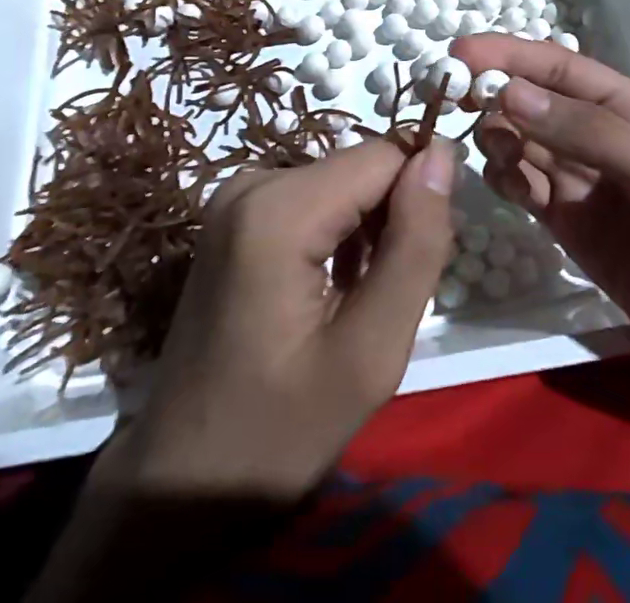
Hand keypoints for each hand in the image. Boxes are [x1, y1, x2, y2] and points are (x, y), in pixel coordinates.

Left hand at [121, 139, 455, 498]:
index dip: (420, 198)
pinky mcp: (233, 219)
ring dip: (369, 231)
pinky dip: (339, 236)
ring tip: (362, 301)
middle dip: (393, 218)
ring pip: (341, 183)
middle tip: (390, 295)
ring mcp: (234, 199)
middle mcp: (250, 184)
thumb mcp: (372, 348)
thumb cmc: (284, 426)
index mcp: (278, 210)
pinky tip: (334, 292)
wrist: (187, 475)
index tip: (426, 260)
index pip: (384, 156)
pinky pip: (312, 200)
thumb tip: (442, 155)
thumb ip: (416, 245)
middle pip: (360, 168)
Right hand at [452, 35, 629, 592]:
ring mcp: (591, 189)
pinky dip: (508, 182)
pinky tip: (502, 184)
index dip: (514, 57)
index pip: (567, 71)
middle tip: (450, 103)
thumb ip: (594, 137)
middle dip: (496, 97)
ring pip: (527, 147)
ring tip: (484, 152)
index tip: (458, 54)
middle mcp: (611, 143)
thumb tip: (509, 95)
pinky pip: (530, 193)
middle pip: (539, 106)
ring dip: (500, 141)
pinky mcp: (576, 232)